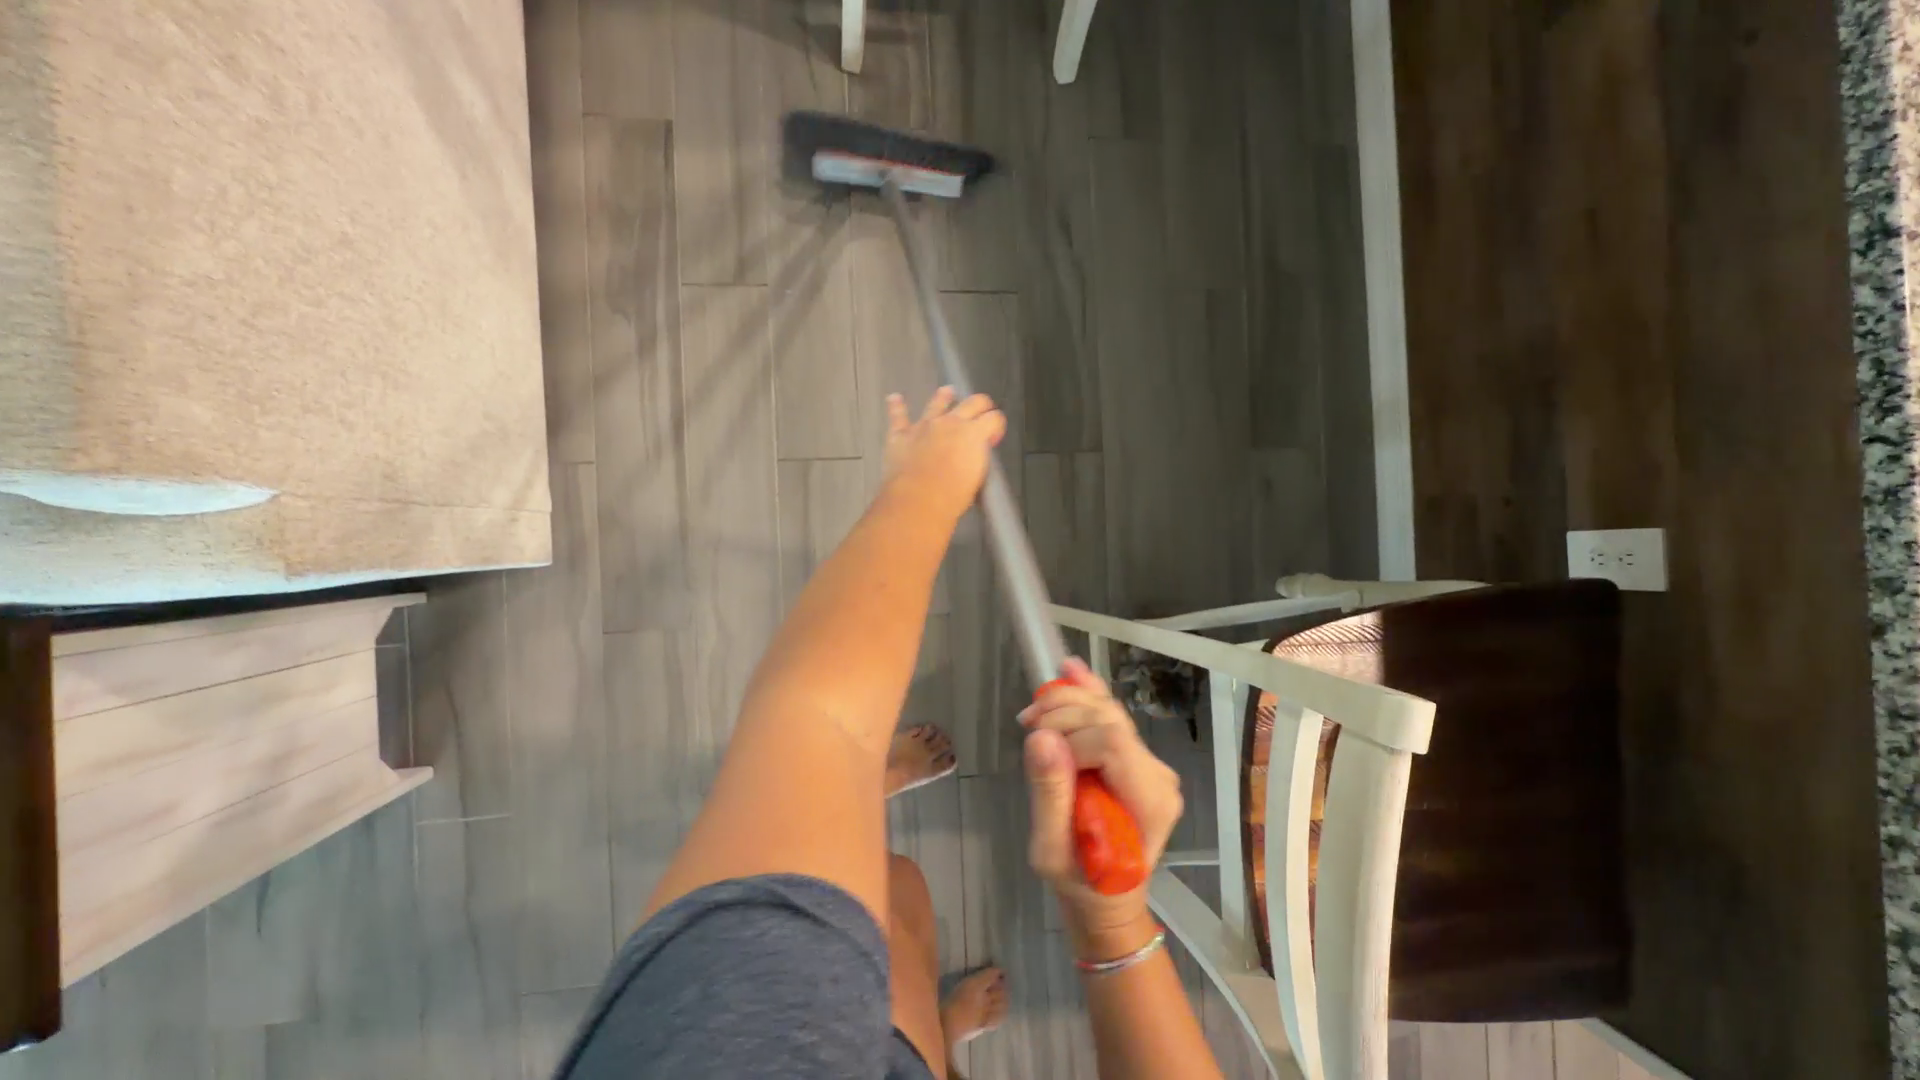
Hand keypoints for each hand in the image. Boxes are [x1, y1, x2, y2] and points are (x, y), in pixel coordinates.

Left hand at [880, 388, 1005, 524]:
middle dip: (980, 405)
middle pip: (972, 402)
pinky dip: (896, 406)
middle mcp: (951, 422)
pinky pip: (898, 416)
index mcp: (974, 433)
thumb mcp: (978, 479)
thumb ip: (979, 460)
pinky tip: (894, 397)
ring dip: (943, 397)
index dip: (997, 426)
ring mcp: (924, 425)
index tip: (994, 437)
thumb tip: (976, 454)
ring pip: (936, 403)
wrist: (918, 500)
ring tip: (947, 391)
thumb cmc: (954, 496)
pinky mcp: (901, 434)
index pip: (994, 418)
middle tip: (982, 410)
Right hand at [1020, 658, 1182, 953]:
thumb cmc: (1082, 883)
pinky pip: (1113, 717)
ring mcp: (1151, 764)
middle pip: (1111, 719)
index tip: (1040, 755)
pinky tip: (1069, 670)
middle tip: (1026, 723)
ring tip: (1034, 711)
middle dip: (1064, 712)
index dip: (1071, 737)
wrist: (1106, 896)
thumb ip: (1051, 795)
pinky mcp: (1136, 758)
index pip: (1112, 742)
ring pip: (1110, 712)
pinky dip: (1088, 693)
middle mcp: (1158, 776)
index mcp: (1148, 802)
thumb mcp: (1053, 851)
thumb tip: (1041, 738)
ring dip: (1069, 701)